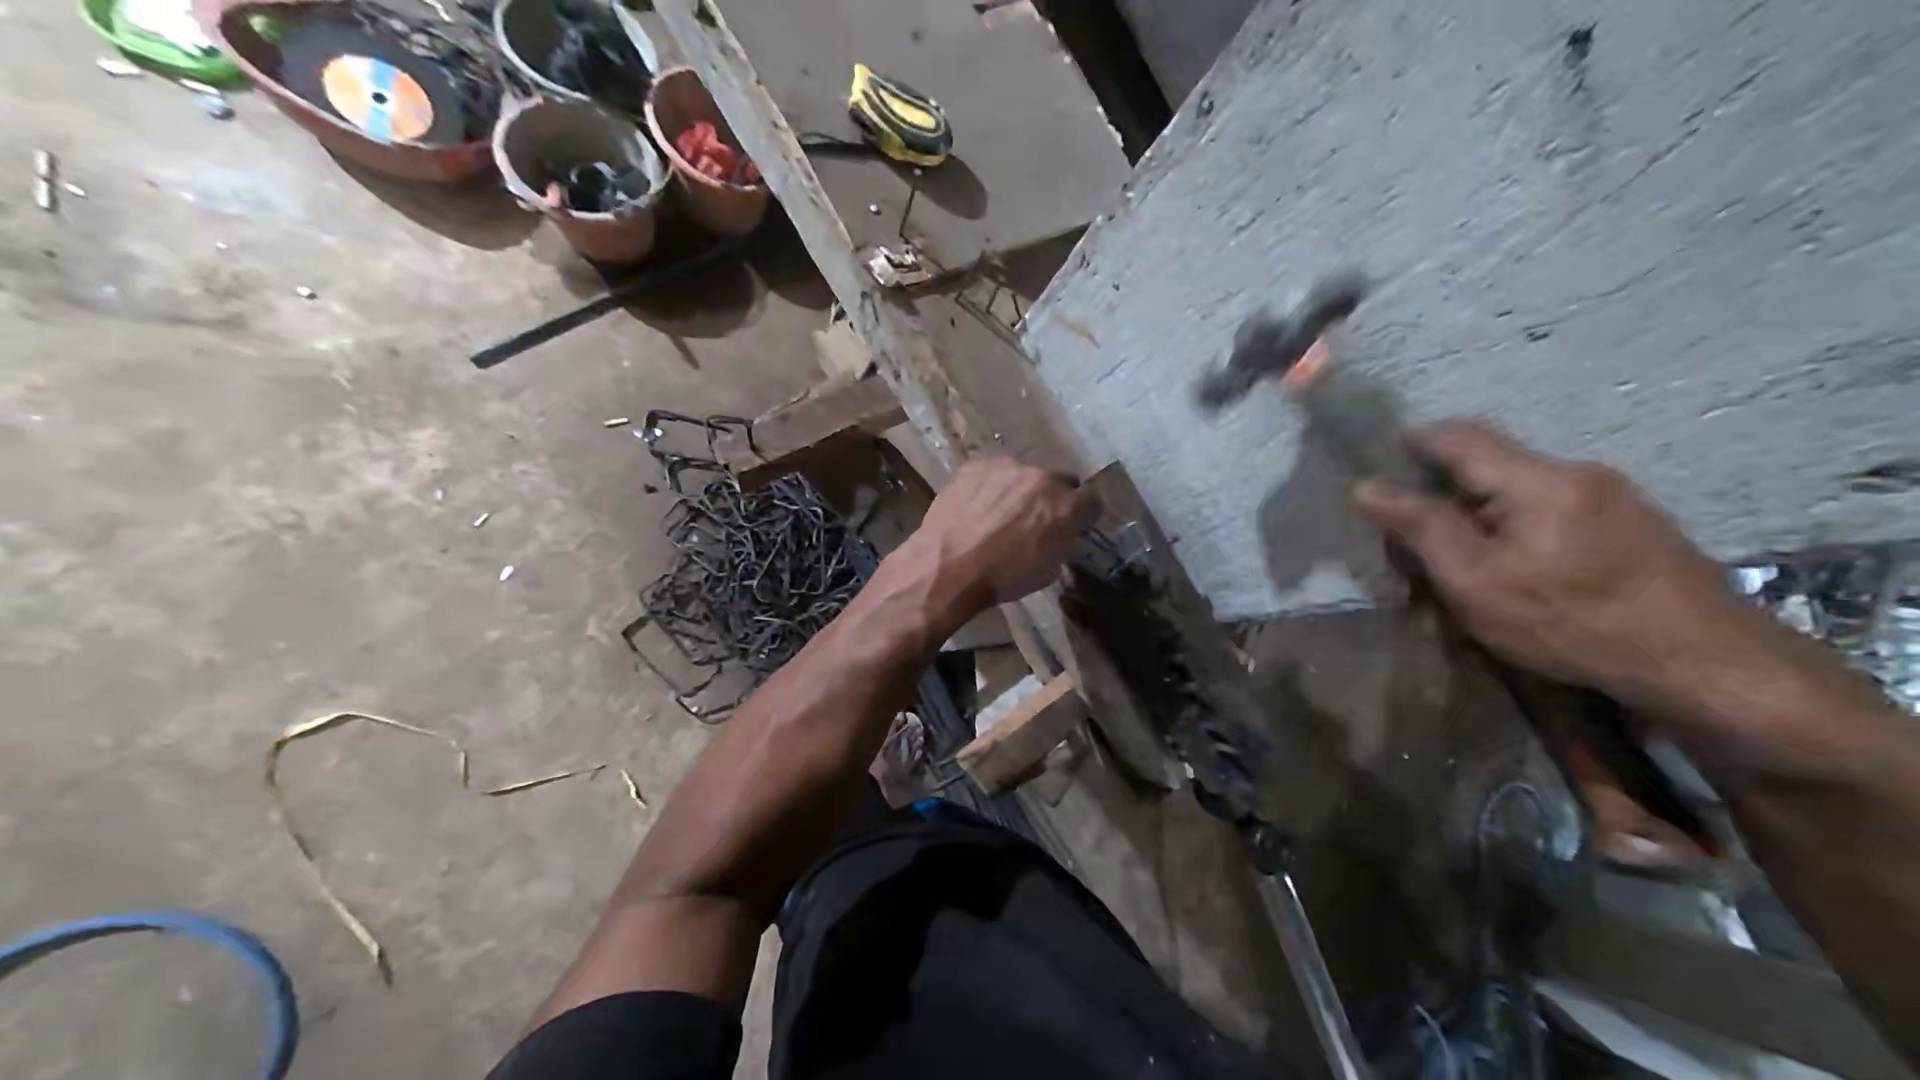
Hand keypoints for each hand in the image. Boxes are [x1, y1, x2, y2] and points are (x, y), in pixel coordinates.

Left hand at [907, 457, 1088, 611]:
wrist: (948, 567)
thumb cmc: (1002, 578)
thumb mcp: (1048, 570)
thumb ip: (1061, 539)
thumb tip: (1058, 530)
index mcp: (1067, 504)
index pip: (1091, 500)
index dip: (1082, 514)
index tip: (1071, 524)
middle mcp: (1042, 477)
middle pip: (1057, 481)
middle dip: (1050, 498)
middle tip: (1032, 519)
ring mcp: (1007, 466)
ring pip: (1023, 473)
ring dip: (1019, 489)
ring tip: (999, 512)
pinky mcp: (976, 464)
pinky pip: (993, 472)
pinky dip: (990, 486)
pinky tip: (976, 506)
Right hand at [1352, 422, 1756, 711]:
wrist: (1703, 663)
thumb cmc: (1571, 622)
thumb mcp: (1476, 582)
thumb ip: (1420, 528)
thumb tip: (1366, 486)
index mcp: (1537, 479)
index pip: (1457, 435)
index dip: (1410, 444)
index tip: (1380, 474)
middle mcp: (1577, 471)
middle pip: (1489, 461)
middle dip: (1442, 488)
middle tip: (1414, 535)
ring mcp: (1612, 493)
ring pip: (1519, 485)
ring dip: (1479, 510)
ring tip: (1463, 558)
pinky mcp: (1630, 519)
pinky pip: (1551, 503)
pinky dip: (1515, 522)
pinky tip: (1515, 566)